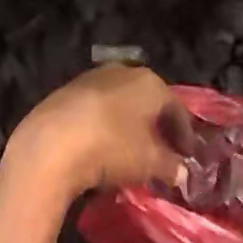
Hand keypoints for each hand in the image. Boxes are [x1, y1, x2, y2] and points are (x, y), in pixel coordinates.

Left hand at [6, 64, 191, 197]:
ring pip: (123, 100)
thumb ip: (171, 166)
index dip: (185, 134)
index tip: (188, 157)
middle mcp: (123, 71)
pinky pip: (99, 106)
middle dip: (158, 126)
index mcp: (149, 83)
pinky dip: (108, 122)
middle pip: (149, 99)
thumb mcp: (151, 162)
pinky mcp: (70, 88)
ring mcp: (94, 76)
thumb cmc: (113, 146)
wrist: (54, 140)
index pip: (176, 108)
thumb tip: (181, 171)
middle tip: (164, 153)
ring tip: (134, 150)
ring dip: (131, 123)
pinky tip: (105, 143)